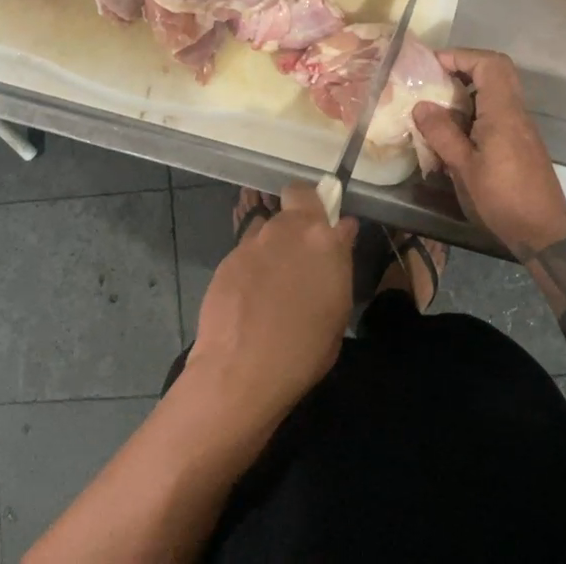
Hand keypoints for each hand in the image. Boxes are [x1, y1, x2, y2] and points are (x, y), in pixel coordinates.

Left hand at [186, 183, 357, 419]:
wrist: (240, 369)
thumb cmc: (304, 351)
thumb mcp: (337, 313)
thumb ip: (336, 269)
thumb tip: (336, 246)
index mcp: (325, 242)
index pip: (336, 211)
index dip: (336, 224)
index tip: (336, 239)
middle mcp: (289, 230)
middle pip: (297, 196)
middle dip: (301, 211)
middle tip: (302, 249)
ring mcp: (255, 240)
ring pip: (268, 223)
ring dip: (275, 240)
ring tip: (272, 278)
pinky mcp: (228, 256)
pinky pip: (247, 249)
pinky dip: (252, 263)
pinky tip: (250, 294)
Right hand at [413, 48, 565, 252]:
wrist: (543, 232)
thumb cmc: (503, 198)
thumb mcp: (464, 168)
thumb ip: (442, 133)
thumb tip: (421, 105)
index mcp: (503, 112)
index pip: (489, 63)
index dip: (460, 56)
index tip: (431, 66)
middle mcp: (516, 112)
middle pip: (495, 72)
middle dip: (463, 69)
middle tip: (433, 81)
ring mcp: (520, 128)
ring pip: (495, 93)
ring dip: (467, 92)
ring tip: (436, 107)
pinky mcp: (519, 143)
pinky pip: (496, 113)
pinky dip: (474, 112)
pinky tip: (453, 134)